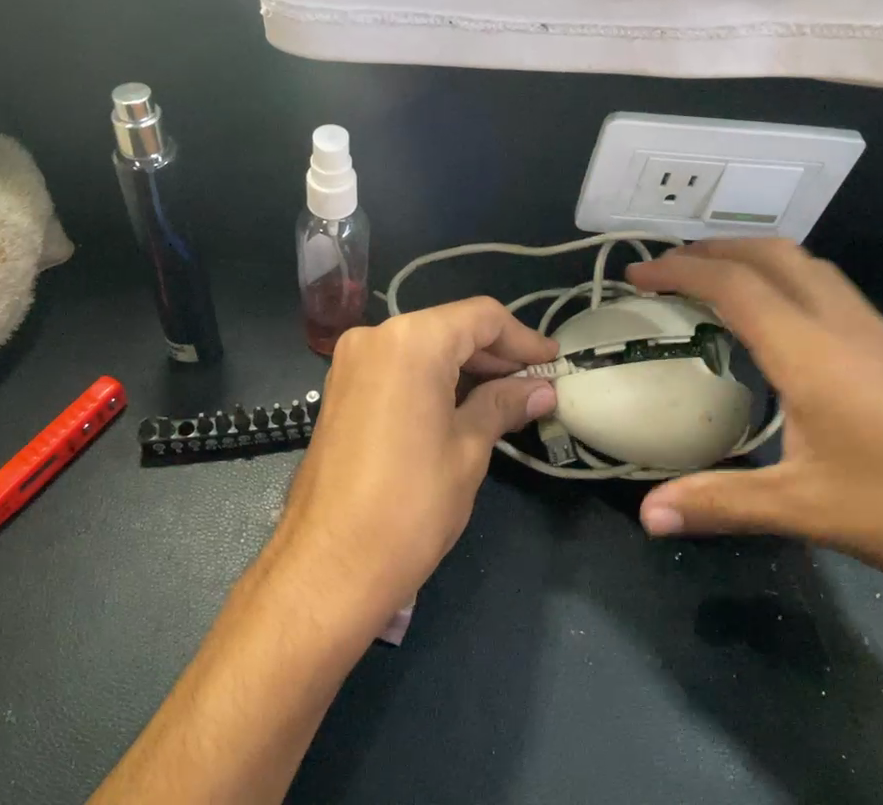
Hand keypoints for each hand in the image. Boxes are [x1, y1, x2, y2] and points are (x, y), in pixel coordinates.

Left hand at [267, 297, 558, 621]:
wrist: (329, 565)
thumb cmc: (410, 505)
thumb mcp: (468, 450)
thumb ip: (503, 406)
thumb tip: (541, 389)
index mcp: (411, 341)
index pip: (481, 317)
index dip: (523, 338)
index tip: (553, 363)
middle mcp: (374, 338)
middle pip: (449, 328)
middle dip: (495, 355)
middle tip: (535, 386)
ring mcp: (350, 365)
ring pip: (422, 349)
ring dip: (465, 370)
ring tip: (507, 402)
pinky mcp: (339, 393)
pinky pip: (397, 370)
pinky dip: (433, 382)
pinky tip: (463, 409)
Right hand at [625, 240, 882, 629]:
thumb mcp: (806, 510)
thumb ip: (720, 503)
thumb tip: (647, 515)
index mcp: (811, 351)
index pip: (733, 285)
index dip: (679, 270)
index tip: (637, 272)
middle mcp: (846, 327)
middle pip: (775, 255)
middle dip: (717, 249)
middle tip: (672, 269)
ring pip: (811, 269)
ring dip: (758, 262)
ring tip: (720, 288)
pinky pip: (835, 296)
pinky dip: (792, 287)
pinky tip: (786, 333)